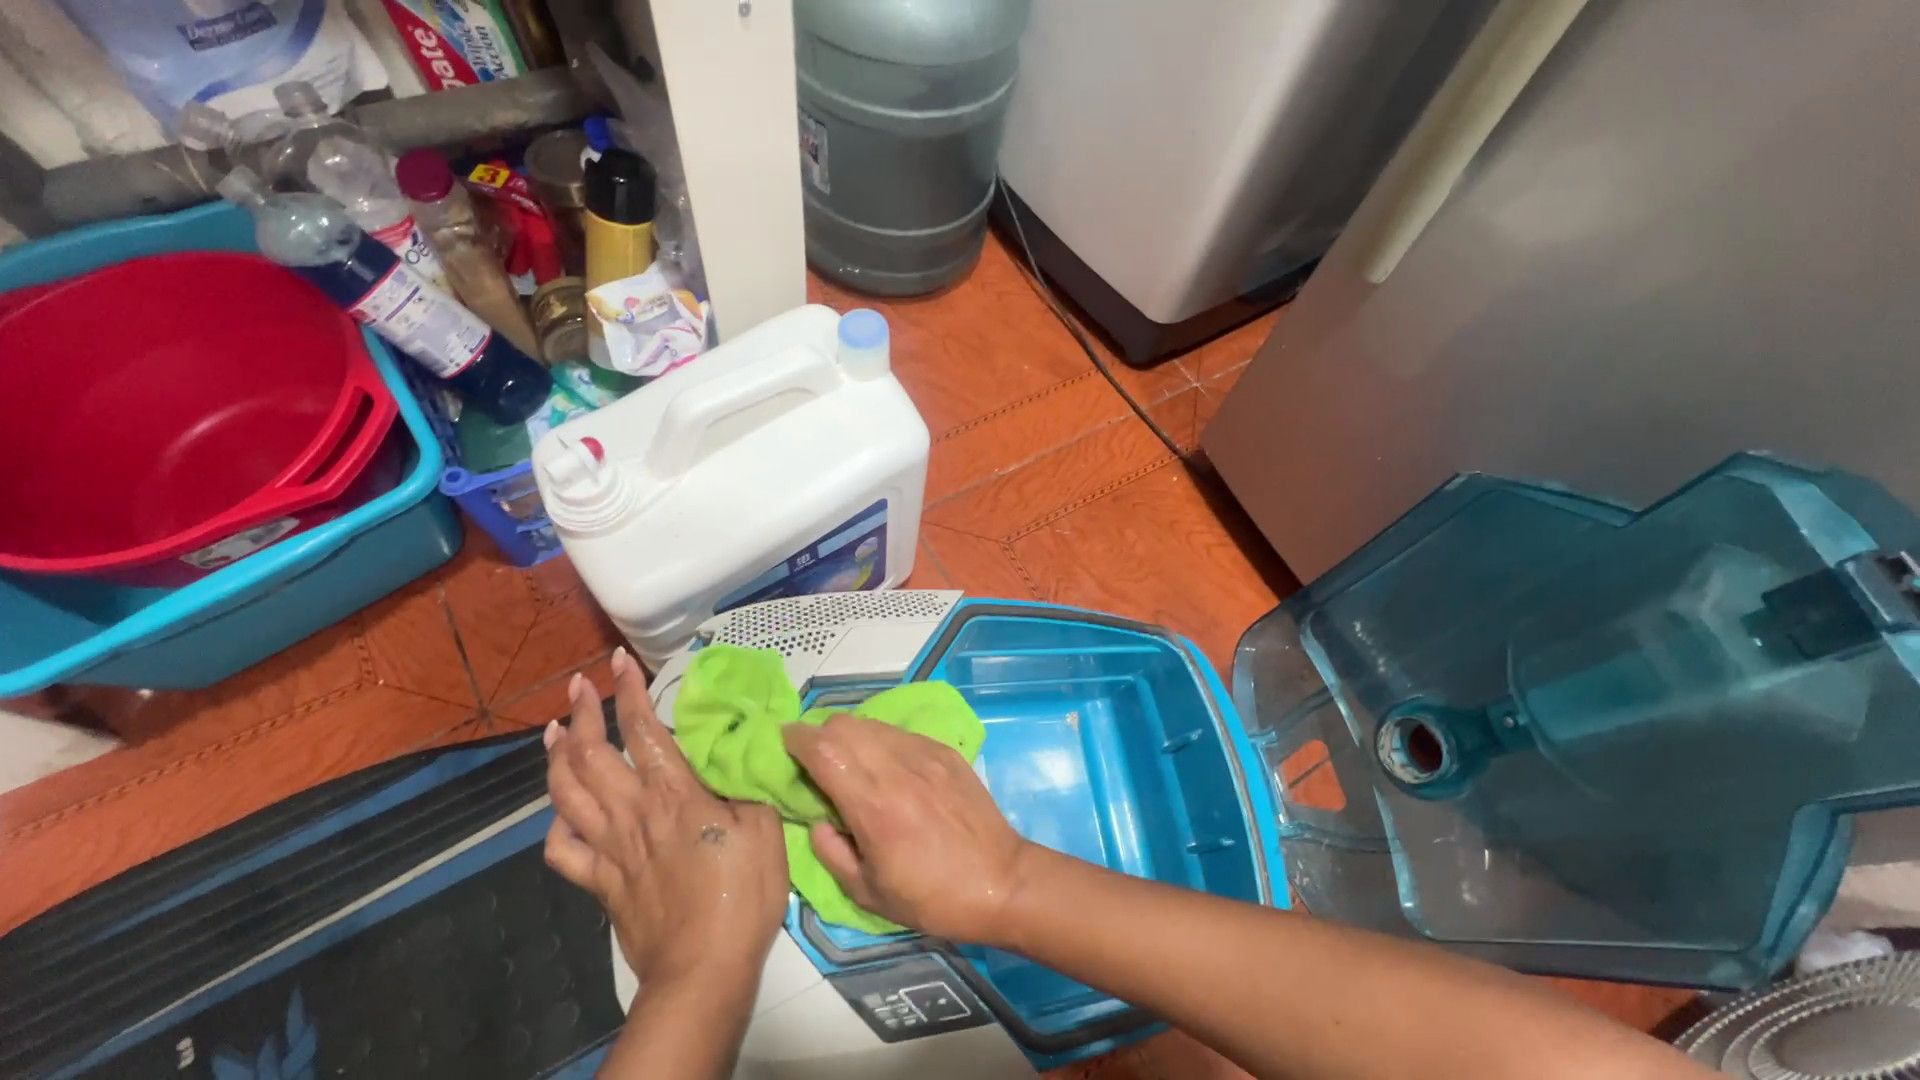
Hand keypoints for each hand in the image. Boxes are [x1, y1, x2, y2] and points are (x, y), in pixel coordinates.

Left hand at [544, 648, 787, 990]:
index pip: (643, 730)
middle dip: (582, 713)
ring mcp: (609, 849)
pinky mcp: (600, 883)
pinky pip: (564, 850)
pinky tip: (561, 812)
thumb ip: (745, 788)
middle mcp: (632, 813)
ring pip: (566, 794)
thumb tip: (736, 757)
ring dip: (556, 757)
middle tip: (581, 686)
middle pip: (591, 754)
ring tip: (555, 730)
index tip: (620, 662)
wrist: (704, 968)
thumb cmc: (743, 895)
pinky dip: (556, 825)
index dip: (629, 692)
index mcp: (674, 795)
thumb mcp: (765, 830)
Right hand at [782, 714, 1039, 945]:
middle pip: (844, 725)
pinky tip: (886, 767)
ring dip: (850, 735)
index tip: (785, 746)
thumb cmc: (931, 898)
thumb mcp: (867, 893)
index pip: (823, 749)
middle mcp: (897, 769)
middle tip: (815, 760)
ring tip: (850, 762)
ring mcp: (925, 755)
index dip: (797, 740)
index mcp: (874, 806)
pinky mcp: (945, 753)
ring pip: (872, 723)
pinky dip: (881, 741)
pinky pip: (900, 733)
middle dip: (819, 735)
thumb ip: (831, 852)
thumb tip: (818, 819)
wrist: (1000, 882)